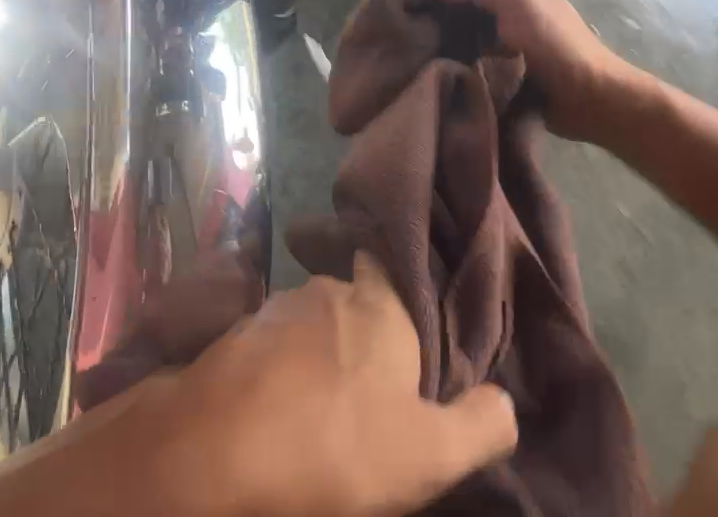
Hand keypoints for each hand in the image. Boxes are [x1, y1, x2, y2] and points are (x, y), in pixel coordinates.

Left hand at [142, 253, 516, 516]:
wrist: (214, 451)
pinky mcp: (230, 341)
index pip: (391, 264)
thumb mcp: (433, 452)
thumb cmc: (336, 443)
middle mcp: (320, 293)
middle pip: (352, 303)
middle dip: (364, 334)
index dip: (402, 282)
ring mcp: (268, 313)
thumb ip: (482, 423)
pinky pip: (270, 351)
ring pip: (308, 327)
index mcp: (376, 305)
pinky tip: (282, 410)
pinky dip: (280, 373)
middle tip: (379, 383)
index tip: (414, 312)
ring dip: (319, 356)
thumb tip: (503, 400)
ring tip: (327, 405)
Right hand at [426, 0, 647, 142]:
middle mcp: (513, 15)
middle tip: (404, 23)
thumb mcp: (515, 0)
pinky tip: (435, 66)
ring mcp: (510, 47)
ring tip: (412, 47)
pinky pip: (475, 62)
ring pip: (468, 37)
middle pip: (468, 9)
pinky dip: (458, 63)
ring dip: (447, 41)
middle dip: (440, 14)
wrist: (586, 96)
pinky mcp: (506, 75)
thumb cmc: (553, 41)